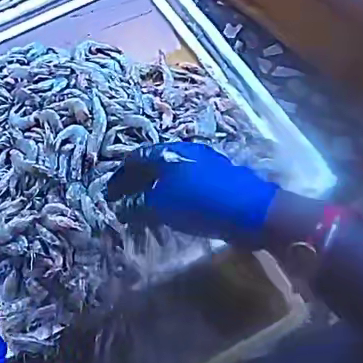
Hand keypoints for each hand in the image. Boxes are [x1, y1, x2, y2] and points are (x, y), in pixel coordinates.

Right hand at [104, 142, 278, 242]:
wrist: (252, 211)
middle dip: (136, 182)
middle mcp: (186, 152)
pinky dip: (171, 195)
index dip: (120, 176)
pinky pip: (185, 184)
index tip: (110, 193)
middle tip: (124, 201)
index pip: (135, 158)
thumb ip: (138, 204)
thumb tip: (124, 206)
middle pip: (153, 164)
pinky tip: (169, 210)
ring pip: (170, 175)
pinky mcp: (218, 179)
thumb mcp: (160, 205)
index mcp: (169, 152)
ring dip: (154, 190)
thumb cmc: (200, 202)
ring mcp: (205, 164)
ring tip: (144, 208)